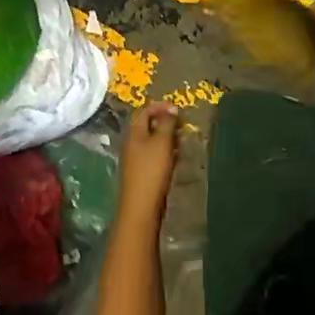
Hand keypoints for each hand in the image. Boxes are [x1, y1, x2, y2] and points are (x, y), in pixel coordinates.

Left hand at [118, 102, 180, 227]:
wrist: (141, 207)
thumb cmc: (152, 170)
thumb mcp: (161, 143)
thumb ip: (166, 124)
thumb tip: (171, 108)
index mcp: (134, 133)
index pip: (145, 111)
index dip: (160, 107)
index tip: (178, 110)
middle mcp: (132, 143)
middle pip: (149, 126)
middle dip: (166, 122)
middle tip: (183, 126)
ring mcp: (136, 159)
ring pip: (153, 141)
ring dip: (167, 138)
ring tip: (182, 141)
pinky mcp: (142, 173)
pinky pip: (155, 156)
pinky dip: (166, 152)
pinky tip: (176, 158)